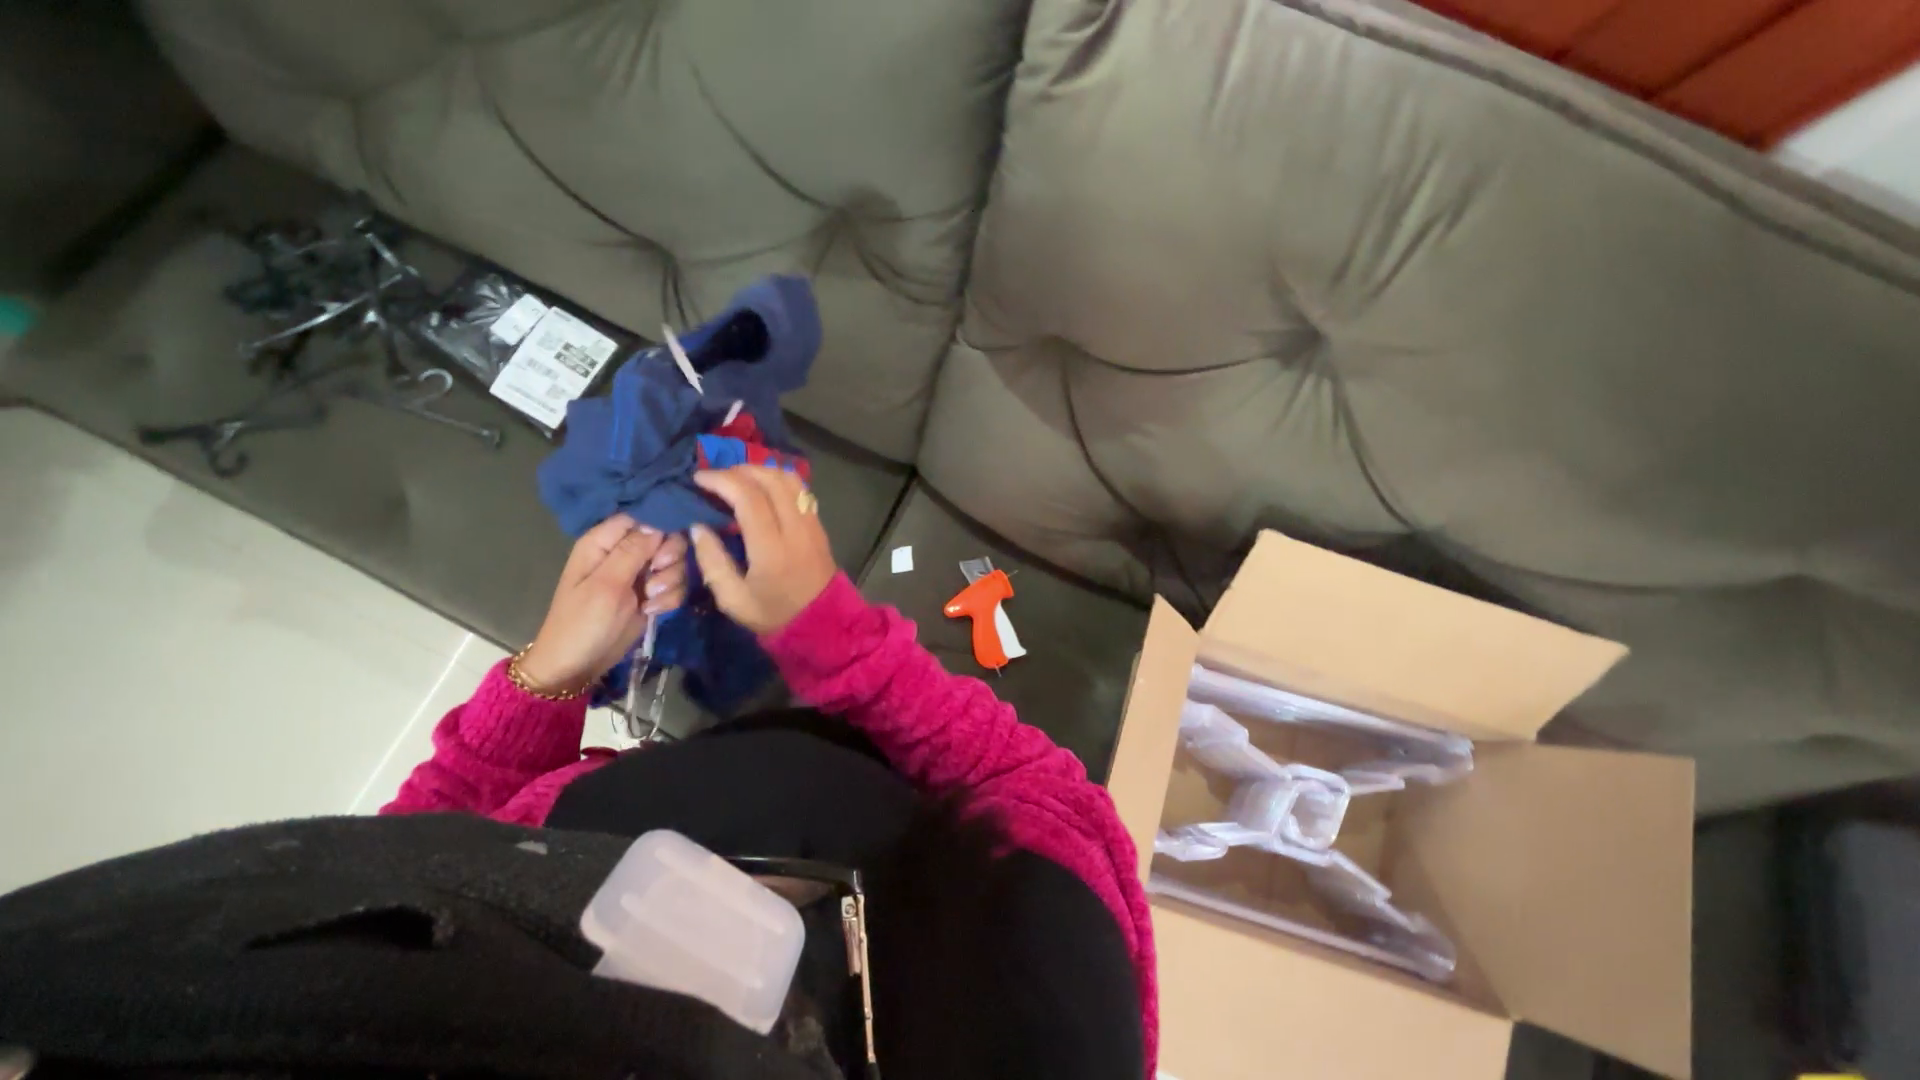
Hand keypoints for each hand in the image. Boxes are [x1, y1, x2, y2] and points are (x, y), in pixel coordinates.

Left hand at [518, 515, 689, 693]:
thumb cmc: (582, 623)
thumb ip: (633, 550)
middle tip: (656, 576)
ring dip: (670, 581)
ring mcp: (639, 574)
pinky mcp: (652, 594)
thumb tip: (659, 523)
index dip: (661, 525)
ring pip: (675, 562)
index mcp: (603, 541)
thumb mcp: (606, 585)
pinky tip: (652, 611)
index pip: (642, 514)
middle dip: (669, 558)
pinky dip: (669, 598)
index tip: (663, 547)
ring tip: (649, 600)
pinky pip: (675, 585)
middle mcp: (623, 552)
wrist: (578, 667)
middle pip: (666, 536)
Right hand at [690, 466, 836, 634]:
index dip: (722, 480)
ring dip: (760, 470)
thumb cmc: (772, 614)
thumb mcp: (733, 599)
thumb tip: (697, 526)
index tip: (699, 478)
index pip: (748, 497)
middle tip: (715, 478)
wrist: (821, 624)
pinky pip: (799, 489)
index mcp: (771, 549)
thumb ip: (712, 561)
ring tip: (736, 479)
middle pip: (770, 480)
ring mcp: (811, 524)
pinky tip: (760, 488)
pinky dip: (777, 479)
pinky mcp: (818, 524)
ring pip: (788, 479)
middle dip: (738, 470)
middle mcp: (795, 529)